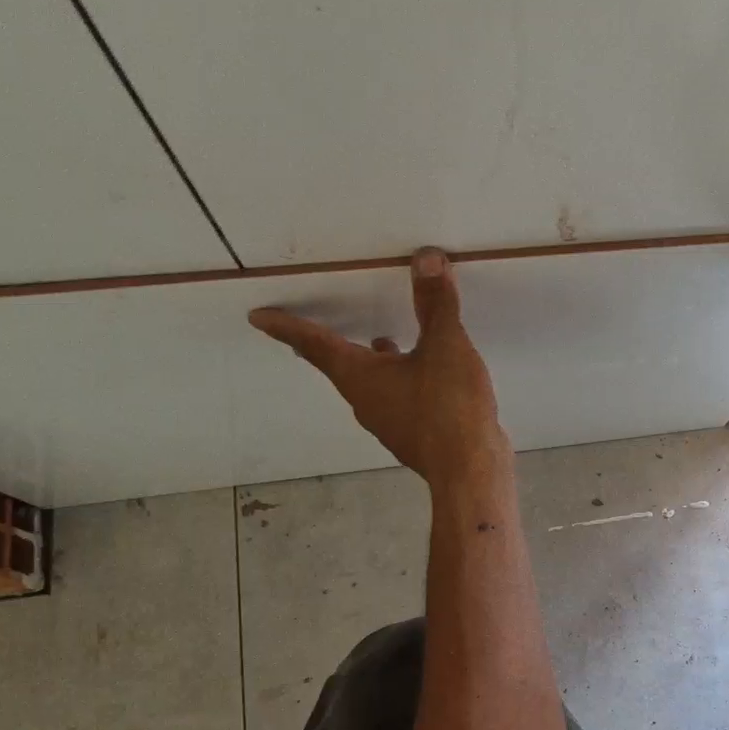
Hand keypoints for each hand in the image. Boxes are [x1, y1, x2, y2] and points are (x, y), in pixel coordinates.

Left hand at [249, 248, 508, 484]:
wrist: (470, 470)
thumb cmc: (447, 406)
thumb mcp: (445, 346)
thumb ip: (436, 304)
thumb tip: (427, 259)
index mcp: (360, 376)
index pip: (315, 344)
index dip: (288, 327)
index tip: (258, 318)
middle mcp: (366, 401)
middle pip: (340, 367)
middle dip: (330, 346)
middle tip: (315, 331)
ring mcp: (391, 424)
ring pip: (373, 385)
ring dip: (373, 363)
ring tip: (384, 341)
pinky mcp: (417, 437)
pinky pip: (400, 400)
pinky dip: (402, 381)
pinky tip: (426, 375)